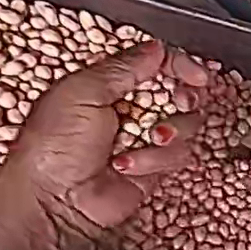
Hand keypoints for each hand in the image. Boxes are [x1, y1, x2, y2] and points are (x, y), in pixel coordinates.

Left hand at [0, 39, 210, 249]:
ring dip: (169, 132)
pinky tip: (129, 166)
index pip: (155, 64)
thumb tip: (157, 48)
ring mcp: (146, 138)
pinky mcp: (157, 165)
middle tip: (179, 102)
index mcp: (108, 84)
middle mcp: (131, 109)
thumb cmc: (54, 147)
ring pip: (186, 124)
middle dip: (183, 98)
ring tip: (146, 140)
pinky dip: (157, 159)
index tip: (196, 73)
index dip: (178, 65)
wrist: (56, 201)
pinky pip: (180, 154)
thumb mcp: (81, 92)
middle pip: (179, 92)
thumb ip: (122, 67)